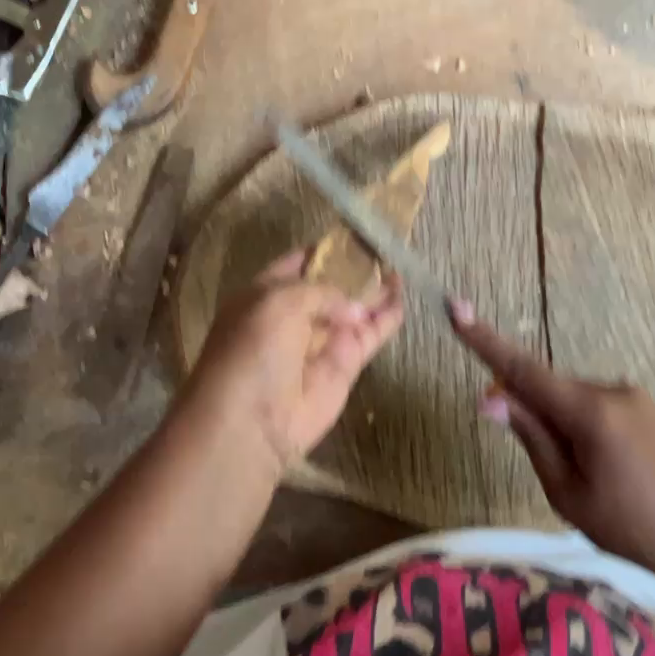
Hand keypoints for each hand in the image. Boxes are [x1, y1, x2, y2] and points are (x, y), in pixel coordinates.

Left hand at [184, 251, 405, 471]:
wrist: (251, 421)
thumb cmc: (253, 350)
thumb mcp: (279, 301)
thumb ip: (321, 290)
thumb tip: (354, 304)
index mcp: (265, 294)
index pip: (298, 263)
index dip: (324, 249)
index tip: (354, 234)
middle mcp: (293, 316)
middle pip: (331, 285)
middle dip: (355, 267)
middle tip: (386, 245)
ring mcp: (320, 341)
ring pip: (354, 308)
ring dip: (376, 288)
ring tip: (400, 262)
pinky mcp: (344, 366)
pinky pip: (370, 335)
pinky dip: (387, 317)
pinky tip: (403, 296)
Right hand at [449, 298, 654, 591]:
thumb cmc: (633, 531)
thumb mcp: (568, 492)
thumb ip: (532, 436)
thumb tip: (491, 396)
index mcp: (590, 411)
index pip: (523, 369)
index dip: (485, 340)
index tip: (456, 306)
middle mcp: (613, 391)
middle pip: (550, 388)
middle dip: (531, 411)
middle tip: (547, 468)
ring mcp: (637, 399)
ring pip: (575, 401)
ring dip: (562, 425)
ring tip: (587, 483)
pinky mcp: (652, 413)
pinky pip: (600, 409)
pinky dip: (585, 429)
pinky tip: (606, 472)